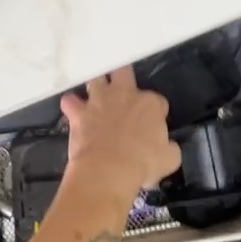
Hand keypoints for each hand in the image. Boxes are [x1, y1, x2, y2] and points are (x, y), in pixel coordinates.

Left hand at [59, 66, 180, 203]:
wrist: (108, 170)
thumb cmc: (143, 164)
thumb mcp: (170, 159)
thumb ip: (170, 147)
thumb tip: (168, 146)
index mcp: (151, 104)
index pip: (158, 101)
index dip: (155, 112)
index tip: (153, 125)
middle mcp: (125, 94)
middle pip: (124, 71)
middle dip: (123, 75)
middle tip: (122, 88)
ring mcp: (99, 101)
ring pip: (95, 78)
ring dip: (95, 84)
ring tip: (96, 92)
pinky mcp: (79, 113)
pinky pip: (70, 101)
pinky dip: (71, 105)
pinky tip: (73, 110)